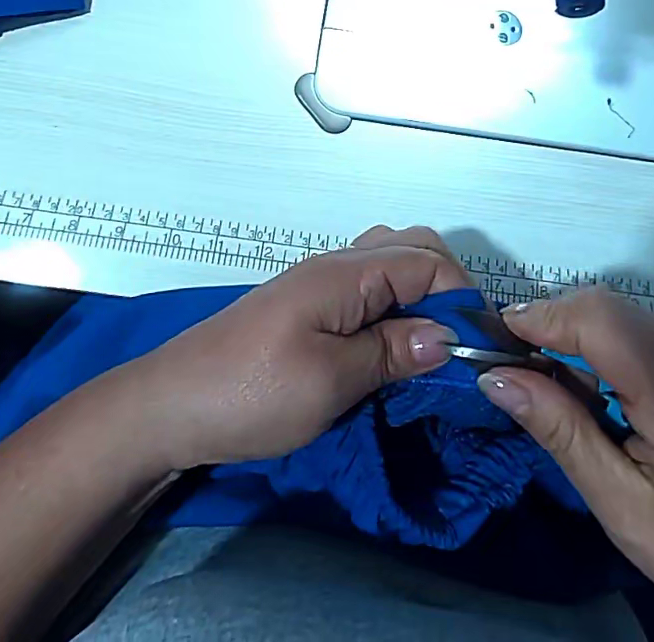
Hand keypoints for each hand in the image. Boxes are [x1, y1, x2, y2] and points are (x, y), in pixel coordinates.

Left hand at [109, 226, 473, 470]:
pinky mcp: (306, 307)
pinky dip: (391, 307)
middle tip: (457, 347)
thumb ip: (391, 351)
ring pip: (387, 265)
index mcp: (343, 273)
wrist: (173, 404)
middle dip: (446, 289)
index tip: (481, 351)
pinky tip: (391, 345)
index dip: (463, 300)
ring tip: (429, 348)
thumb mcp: (330, 380)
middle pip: (411, 250)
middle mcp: (333, 265)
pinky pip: (365, 289)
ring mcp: (317, 284)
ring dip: (419, 296)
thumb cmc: (250, 393)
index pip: (428, 261)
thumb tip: (447, 336)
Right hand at [480, 290, 653, 641]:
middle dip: (554, 327)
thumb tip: (495, 377)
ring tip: (570, 397)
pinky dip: (622, 351)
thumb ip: (563, 435)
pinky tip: (625, 404)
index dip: (540, 315)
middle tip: (523, 375)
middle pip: (611, 309)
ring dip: (586, 340)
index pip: (598, 317)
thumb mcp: (634, 518)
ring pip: (635, 319)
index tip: (496, 341)